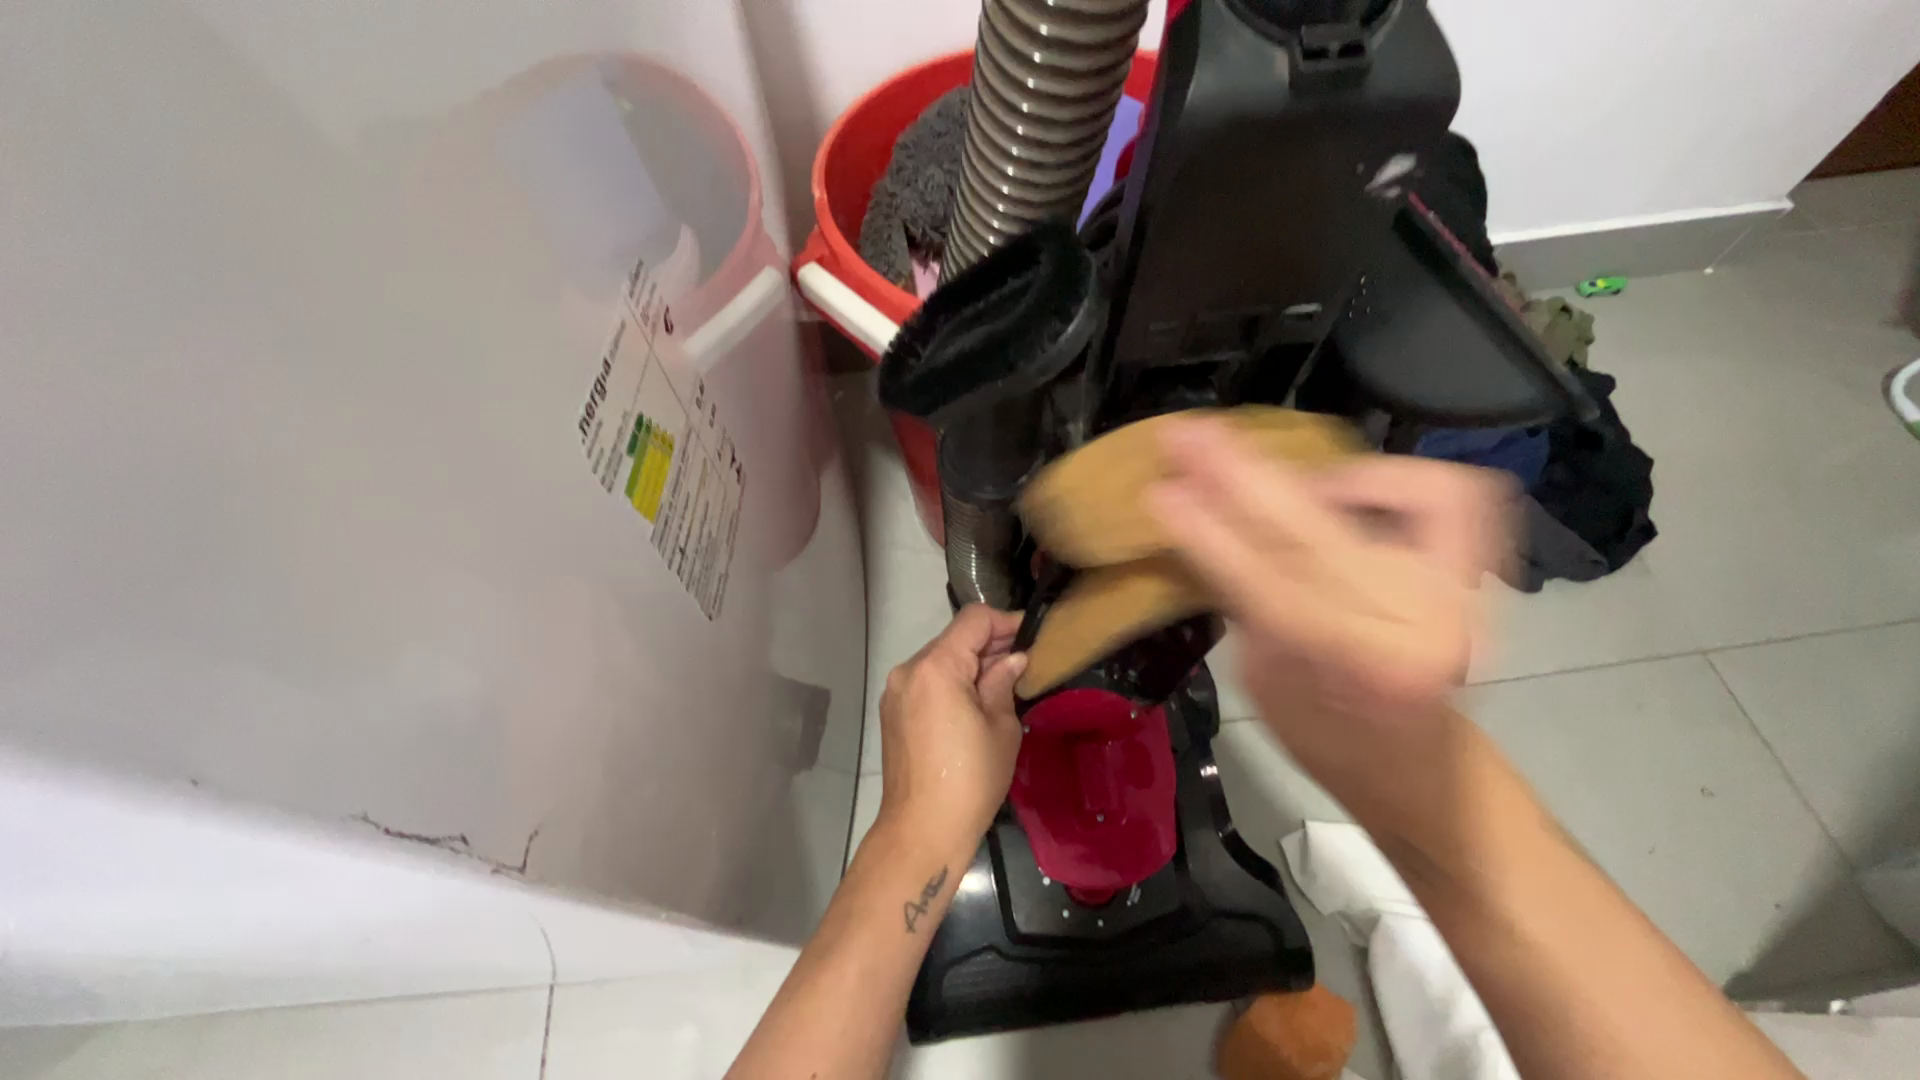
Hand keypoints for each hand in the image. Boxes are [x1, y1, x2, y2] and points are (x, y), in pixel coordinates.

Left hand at [875, 605, 1027, 856]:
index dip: (1005, 622)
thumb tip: (1013, 659)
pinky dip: (951, 683)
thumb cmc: (971, 779)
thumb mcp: (1001, 727)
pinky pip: (927, 682)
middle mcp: (909, 670)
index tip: (1031, 637)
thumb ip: (1003, 682)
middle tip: (1023, 663)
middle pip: (954, 639)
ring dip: (970, 665)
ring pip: (939, 660)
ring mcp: (896, 691)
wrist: (922, 829)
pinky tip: (974, 704)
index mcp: (936, 667)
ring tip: (1001, 686)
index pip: (973, 620)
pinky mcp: (892, 712)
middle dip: (989, 645)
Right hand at [1145, 419, 1512, 817]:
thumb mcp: (1260, 681)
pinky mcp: (1470, 574)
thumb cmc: (1324, 738)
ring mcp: (1450, 593)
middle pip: (1309, 530)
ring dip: (1287, 471)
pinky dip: (1385, 478)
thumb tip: (1197, 524)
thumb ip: (1239, 602)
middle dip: (1236, 473)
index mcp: (1345, 667)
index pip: (1263, 582)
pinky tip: (1338, 482)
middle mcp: (1409, 624)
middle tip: (1186, 435)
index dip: (1207, 531)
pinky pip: (1439, 495)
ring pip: (1363, 503)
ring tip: (1239, 449)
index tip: (1161, 492)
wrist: (1418, 766)